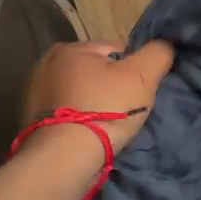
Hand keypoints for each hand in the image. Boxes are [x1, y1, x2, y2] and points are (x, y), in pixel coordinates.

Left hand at [21, 39, 174, 151]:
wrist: (68, 155)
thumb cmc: (107, 108)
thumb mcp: (143, 75)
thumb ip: (158, 53)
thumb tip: (166, 44)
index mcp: (71, 48)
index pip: (117, 50)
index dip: (136, 69)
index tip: (143, 90)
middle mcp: (47, 63)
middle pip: (98, 71)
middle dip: (114, 85)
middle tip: (130, 107)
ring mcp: (36, 92)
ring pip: (83, 91)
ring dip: (98, 101)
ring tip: (112, 122)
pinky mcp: (34, 117)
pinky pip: (70, 110)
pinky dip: (83, 117)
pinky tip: (94, 130)